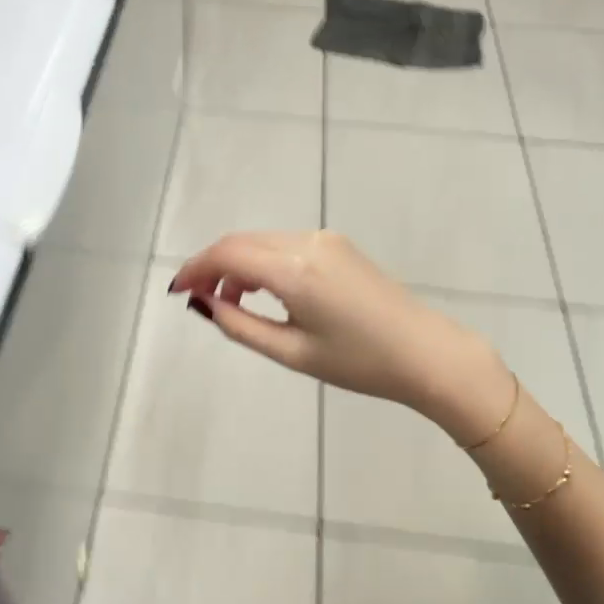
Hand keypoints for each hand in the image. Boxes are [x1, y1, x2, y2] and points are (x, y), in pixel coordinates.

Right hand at [169, 231, 512, 443]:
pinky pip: (285, 245)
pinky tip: (264, 292)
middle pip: (242, 241)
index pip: (227, 254)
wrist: (427, 353)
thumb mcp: (293, 352)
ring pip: (263, 240)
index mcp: (293, 270)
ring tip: (230, 303)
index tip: (176, 291)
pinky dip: (263, 262)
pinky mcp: (339, 245)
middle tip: (195, 298)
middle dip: (212, 265)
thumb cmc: (360, 363)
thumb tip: (205, 304)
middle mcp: (306, 242)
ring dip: (238, 264)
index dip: (195, 268)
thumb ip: (241, 325)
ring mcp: (326, 240)